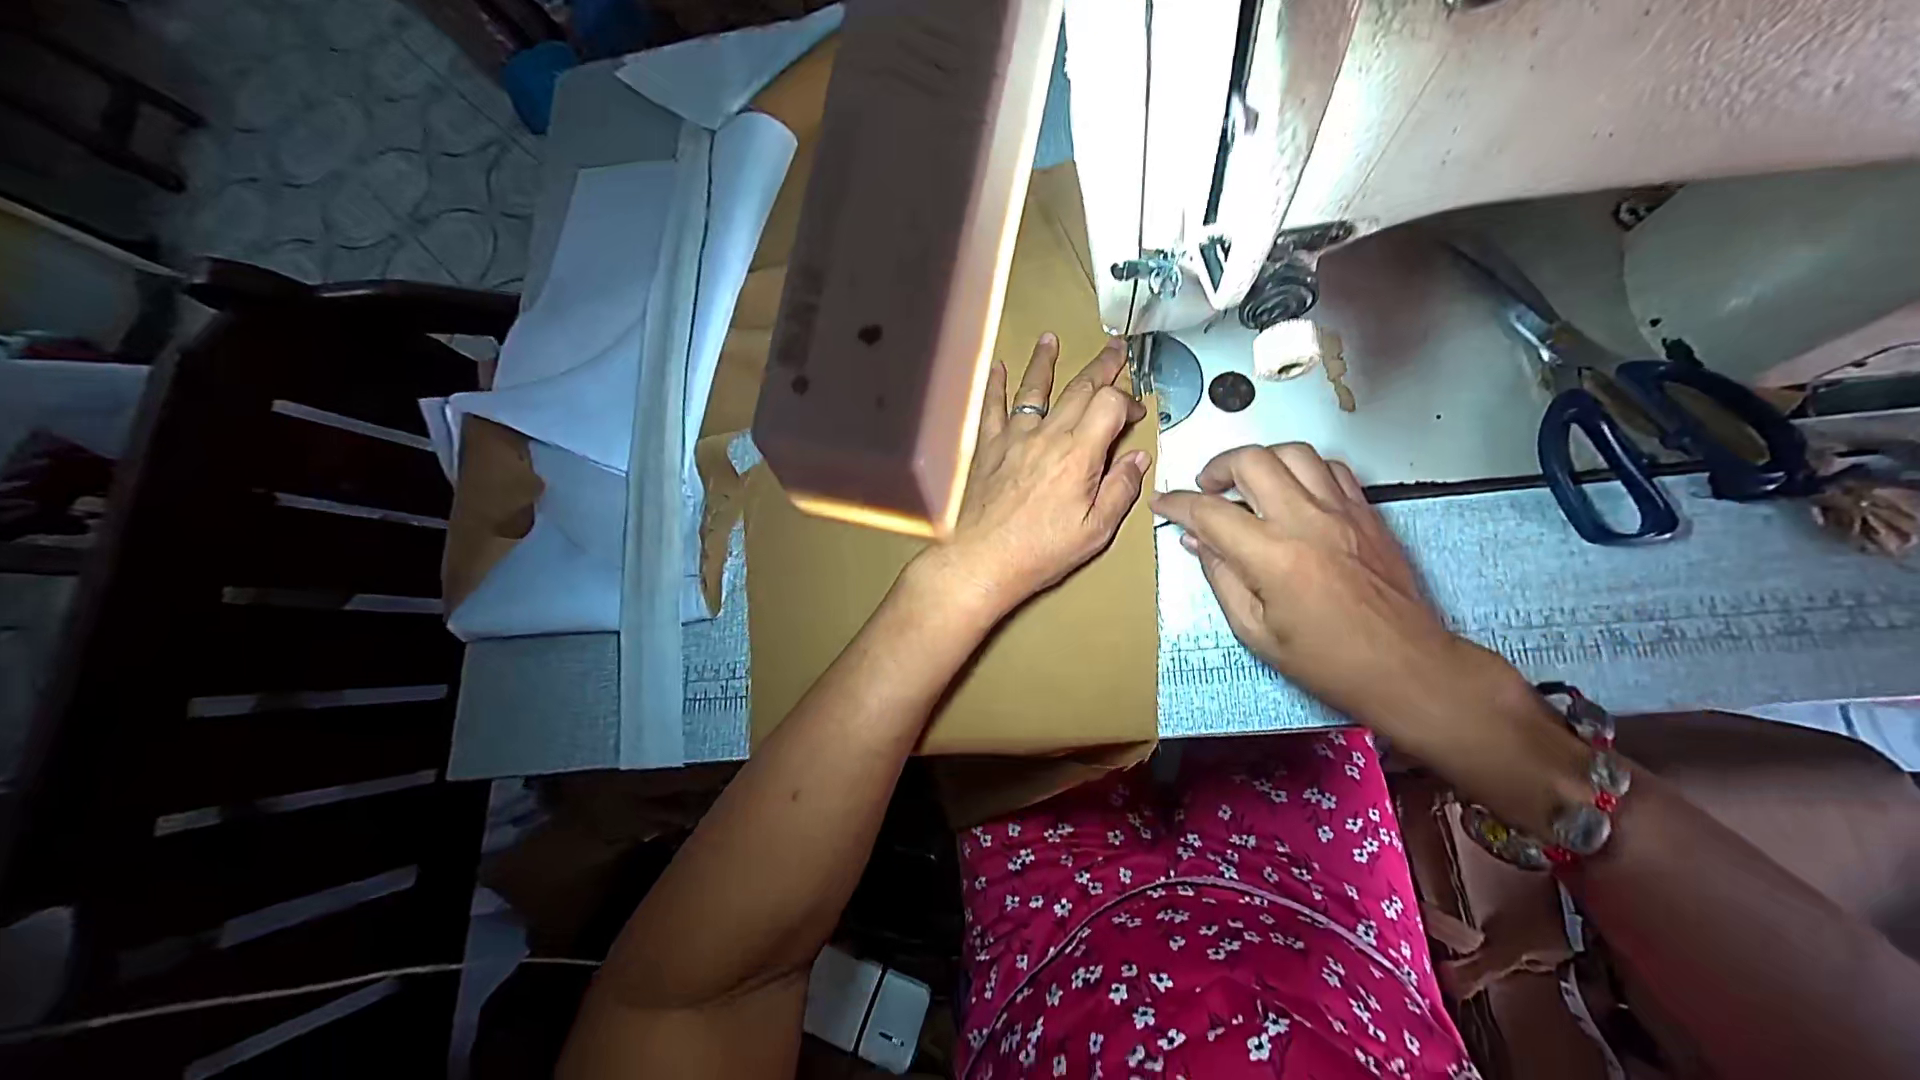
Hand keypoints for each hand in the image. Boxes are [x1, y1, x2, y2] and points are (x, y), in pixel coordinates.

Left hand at [911, 333, 1150, 621]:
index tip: (1134, 414)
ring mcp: (1013, 439)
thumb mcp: (1095, 530)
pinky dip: (994, 385)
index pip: (1110, 405)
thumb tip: (1137, 461)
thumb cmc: (1036, 551)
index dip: (1128, 402)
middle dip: (1101, 367)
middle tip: (1114, 350)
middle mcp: (1046, 438)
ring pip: (1033, 388)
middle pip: (1078, 388)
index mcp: (1078, 456)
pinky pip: (991, 407)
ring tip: (1051, 340)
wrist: (982, 560)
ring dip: (1046, 362)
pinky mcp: (988, 449)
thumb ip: (1120, 490)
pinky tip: (996, 368)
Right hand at [1151, 443, 1484, 729]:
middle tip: (1206, 489)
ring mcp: (1343, 512)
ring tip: (1247, 483)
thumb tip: (1197, 541)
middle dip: (1216, 468)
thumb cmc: (1328, 661)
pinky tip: (1292, 491)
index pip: (1210, 512)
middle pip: (1251, 461)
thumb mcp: (1255, 631)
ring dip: (1261, 460)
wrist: (1407, 667)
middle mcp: (1308, 522)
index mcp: (1273, 557)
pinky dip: (1302, 470)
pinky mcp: (1368, 513)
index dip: (1177, 504)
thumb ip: (1220, 577)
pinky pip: (1330, 468)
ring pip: (1293, 452)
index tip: (1163, 504)